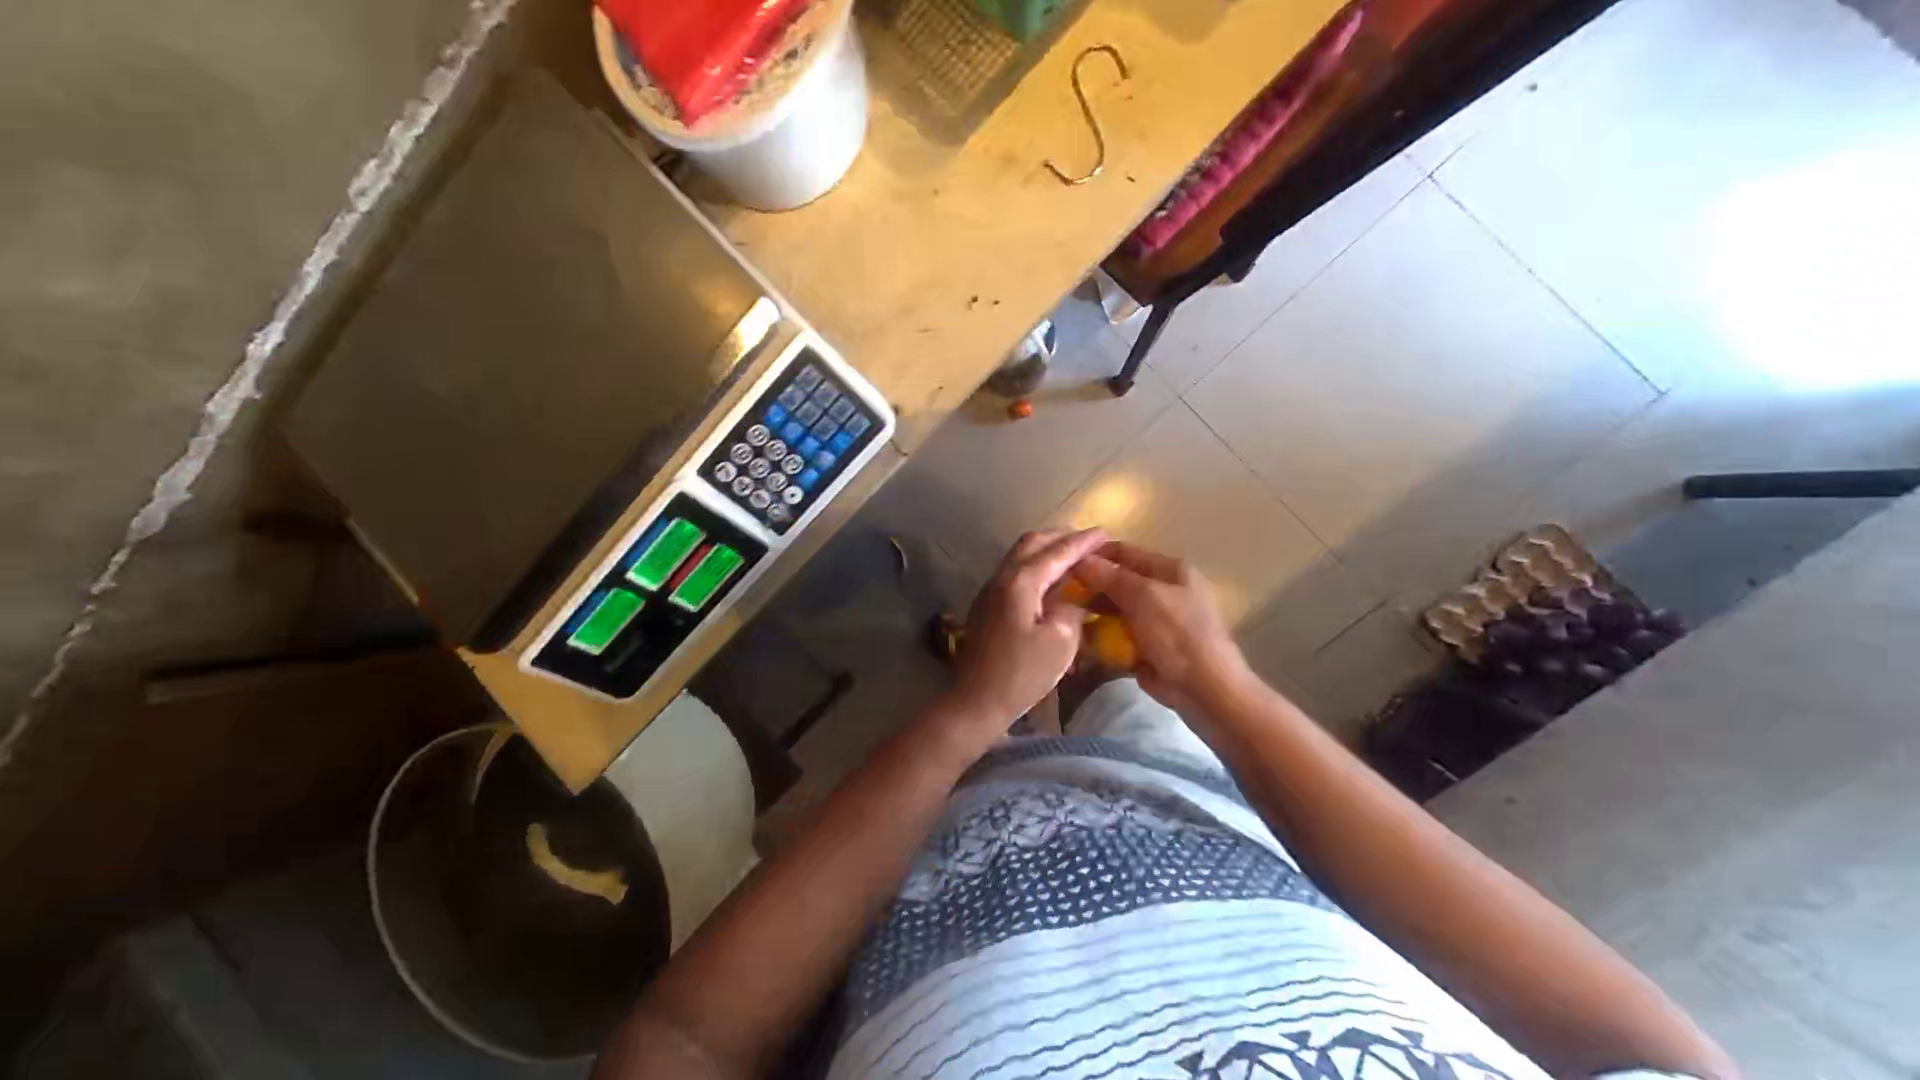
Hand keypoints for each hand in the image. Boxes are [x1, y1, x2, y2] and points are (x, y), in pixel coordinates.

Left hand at [948, 529, 1108, 725]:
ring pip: (1020, 557)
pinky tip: (1050, 584)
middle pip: (1032, 543)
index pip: (1057, 551)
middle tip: (1087, 542)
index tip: (1104, 533)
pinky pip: (1014, 574)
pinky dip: (1035, 569)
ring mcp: (990, 591)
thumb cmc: (1022, 673)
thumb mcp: (1060, 641)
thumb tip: (1074, 598)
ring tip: (1072, 559)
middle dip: (1061, 537)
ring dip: (1046, 552)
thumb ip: (1071, 610)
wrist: (977, 700)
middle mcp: (1001, 577)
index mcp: (1021, 581)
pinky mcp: (986, 606)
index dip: (1083, 542)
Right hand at [1071, 542, 1253, 709]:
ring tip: (1061, 616)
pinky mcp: (1143, 646)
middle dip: (1087, 586)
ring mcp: (1151, 620)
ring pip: (1111, 609)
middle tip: (1055, 594)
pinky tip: (1076, 639)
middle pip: (1115, 581)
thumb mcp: (1144, 597)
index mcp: (1169, 569)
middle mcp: (1160, 590)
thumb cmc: (1179, 635)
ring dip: (1089, 612)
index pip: (1123, 552)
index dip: (1093, 555)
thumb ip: (1109, 577)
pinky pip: (1114, 635)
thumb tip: (1079, 559)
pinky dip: (1097, 637)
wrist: (1204, 691)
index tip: (1061, 563)